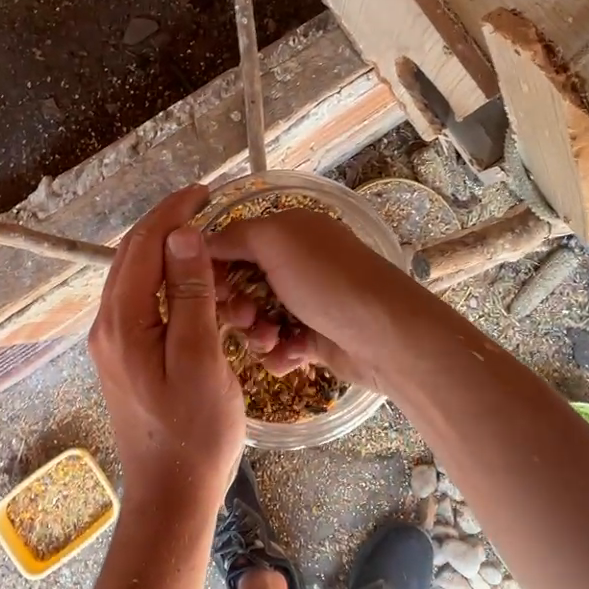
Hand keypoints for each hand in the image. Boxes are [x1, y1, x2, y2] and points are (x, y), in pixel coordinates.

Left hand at [89, 185, 244, 515]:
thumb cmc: (193, 432)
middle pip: (132, 255)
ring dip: (167, 249)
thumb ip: (190, 294)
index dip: (172, 211)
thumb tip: (183, 234)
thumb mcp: (200, 359)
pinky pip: (142, 300)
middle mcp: (108, 326)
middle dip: (167, 223)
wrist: (171, 494)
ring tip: (205, 237)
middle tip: (206, 205)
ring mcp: (113, 343)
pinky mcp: (126, 357)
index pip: (142, 245)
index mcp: (122, 322)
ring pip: (136, 275)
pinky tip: (196, 283)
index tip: (205, 191)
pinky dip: (167, 278)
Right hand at [206, 209, 433, 386]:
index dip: (215, 265)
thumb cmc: (328, 280)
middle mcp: (298, 262)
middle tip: (243, 317)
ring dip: (256, 332)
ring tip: (270, 340)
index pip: (235, 242)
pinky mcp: (315, 338)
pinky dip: (278, 353)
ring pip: (258, 318)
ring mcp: (307, 301)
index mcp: (290, 231)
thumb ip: (235, 235)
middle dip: (235, 304)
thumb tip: (201, 240)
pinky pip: (279, 345)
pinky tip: (289, 357)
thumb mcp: (275, 241)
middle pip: (243, 284)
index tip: (202, 288)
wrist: (386, 335)